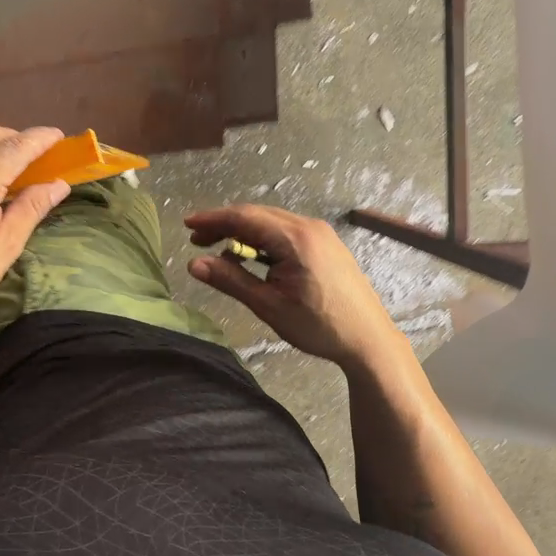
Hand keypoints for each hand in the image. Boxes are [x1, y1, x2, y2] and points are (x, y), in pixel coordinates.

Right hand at [184, 204, 404, 367]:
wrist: (368, 340)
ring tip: (219, 249)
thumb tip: (193, 264)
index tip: (187, 224)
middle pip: (257, 216)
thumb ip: (230, 280)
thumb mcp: (269, 305)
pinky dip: (263, 239)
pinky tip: (252, 256)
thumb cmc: (318, 325)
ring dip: (244, 232)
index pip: (245, 217)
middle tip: (197, 240)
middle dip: (225, 225)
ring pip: (272, 223)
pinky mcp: (326, 245)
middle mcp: (309, 227)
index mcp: (295, 238)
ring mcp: (321, 234)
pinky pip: (286, 232)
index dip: (213, 219)